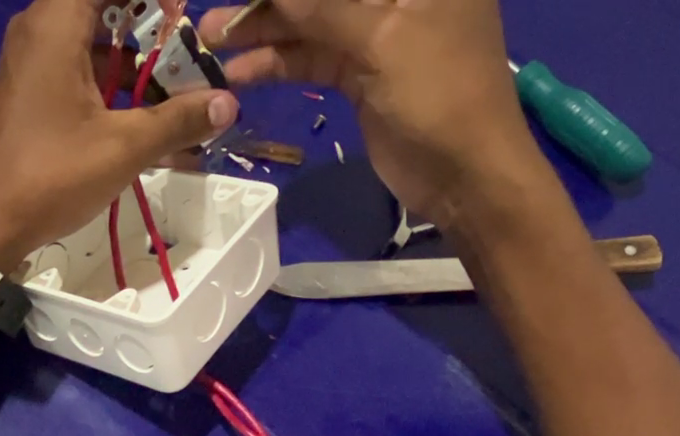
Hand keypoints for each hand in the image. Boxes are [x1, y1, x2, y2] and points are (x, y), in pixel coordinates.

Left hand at [0, 0, 239, 269]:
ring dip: (135, 67)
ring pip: (93, 44)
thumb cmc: (53, 175)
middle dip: (150, 30)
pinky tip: (141, 124)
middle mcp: (39, 30)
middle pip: (103, 7)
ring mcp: (31, 64)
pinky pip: (78, 72)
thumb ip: (178, 121)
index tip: (180, 16)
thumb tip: (227, 104)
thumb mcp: (123, 148)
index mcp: (56, 23)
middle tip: (184, 63)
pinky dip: (111, 89)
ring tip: (173, 102)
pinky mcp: (30, 95)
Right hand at [201, 0, 543, 230]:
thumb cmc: (440, 93)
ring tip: (214, 40)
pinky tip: (242, 71)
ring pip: (312, 24)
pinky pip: (313, 60)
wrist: (465, 175)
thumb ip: (323, 8)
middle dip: (272, 1)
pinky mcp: (361, 77)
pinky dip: (279, 65)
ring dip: (265, 34)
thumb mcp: (383, 38)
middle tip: (216, 15)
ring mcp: (379, 35)